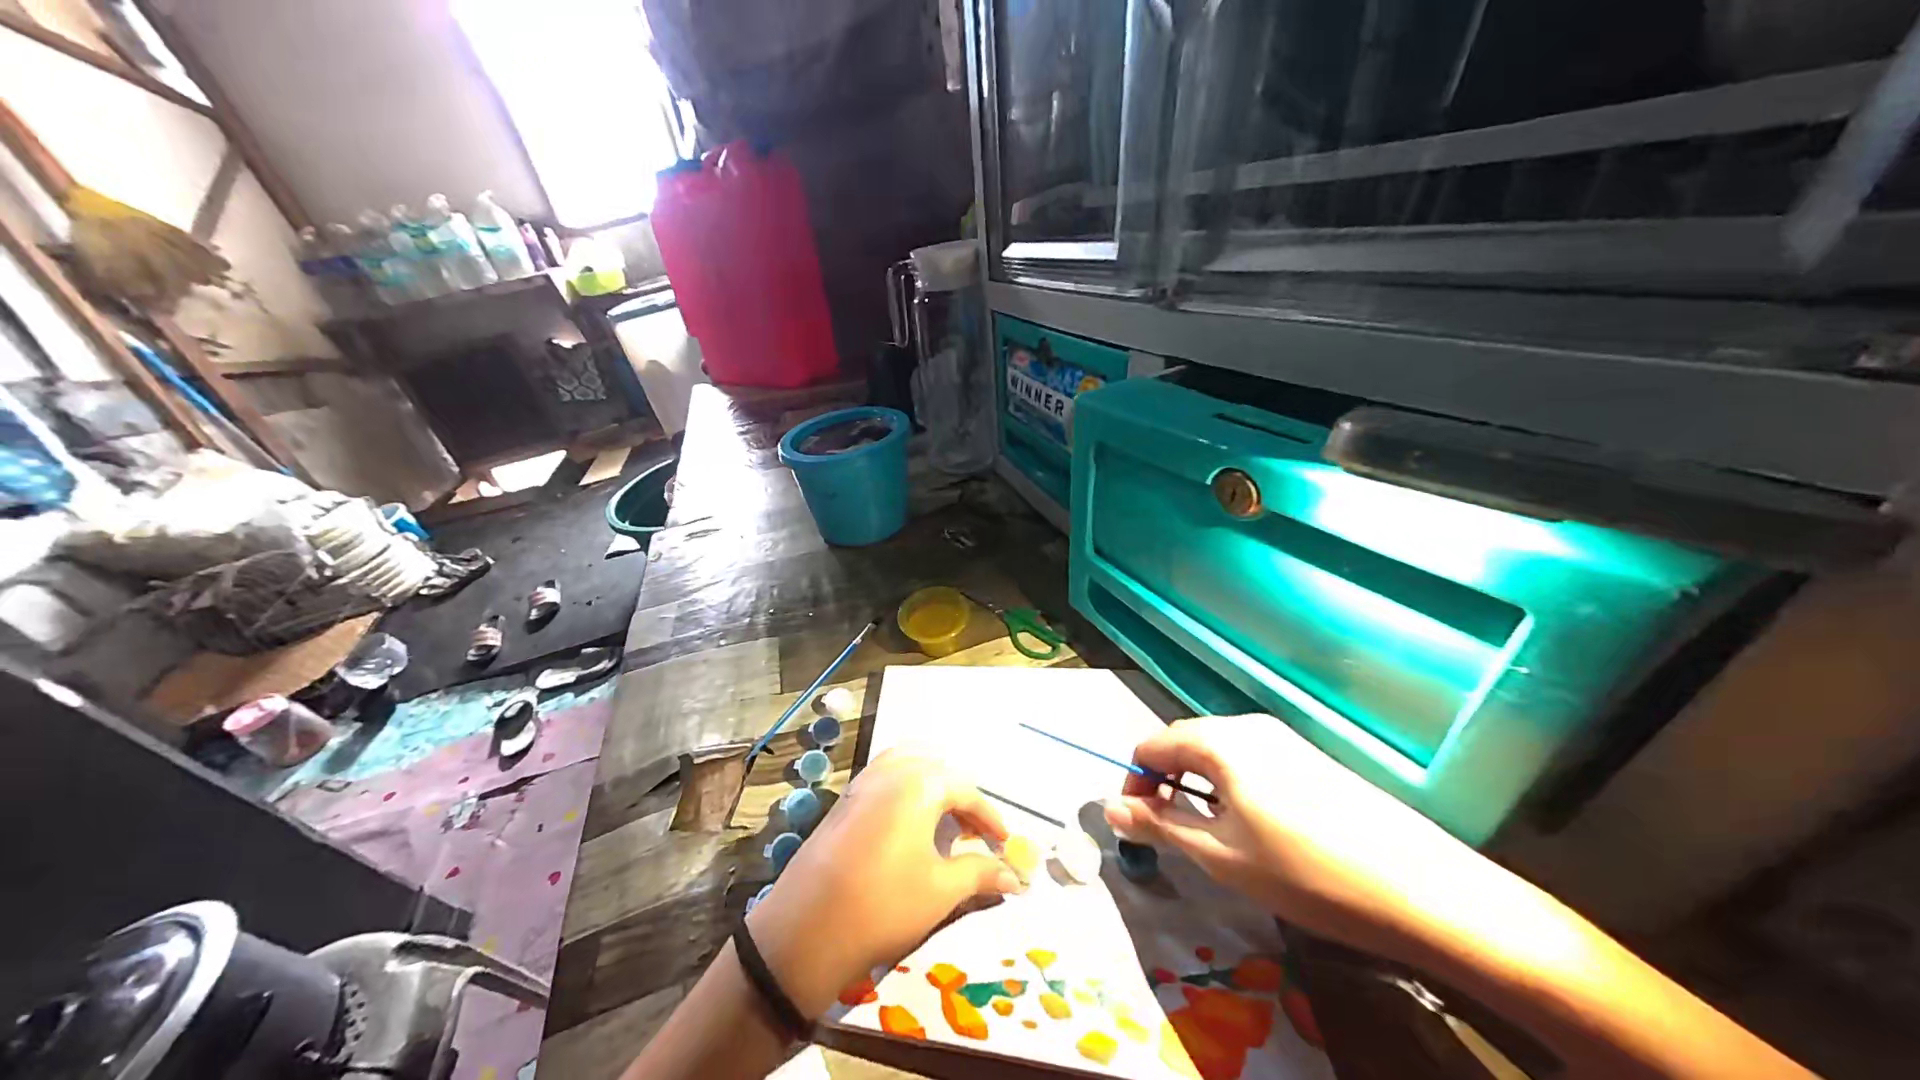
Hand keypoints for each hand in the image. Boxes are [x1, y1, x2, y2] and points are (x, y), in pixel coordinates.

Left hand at [747, 748, 1023, 1017]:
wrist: (807, 930)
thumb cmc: (884, 904)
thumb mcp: (941, 890)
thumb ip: (980, 873)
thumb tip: (1015, 876)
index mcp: (918, 784)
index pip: (965, 790)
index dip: (989, 817)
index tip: (1004, 843)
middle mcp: (889, 773)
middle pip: (935, 770)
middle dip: (960, 797)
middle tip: (973, 831)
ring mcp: (860, 785)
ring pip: (904, 766)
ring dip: (929, 785)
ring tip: (941, 818)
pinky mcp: (842, 803)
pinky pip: (882, 780)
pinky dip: (903, 790)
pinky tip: (906, 826)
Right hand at [1103, 715, 1495, 957]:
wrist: (1421, 888)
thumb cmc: (1305, 872)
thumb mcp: (1220, 856)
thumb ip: (1160, 826)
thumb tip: (1111, 810)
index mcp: (1220, 740)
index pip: (1151, 745)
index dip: (1135, 784)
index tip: (1137, 825)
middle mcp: (1248, 726)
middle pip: (1184, 743)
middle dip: (1163, 783)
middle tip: (1165, 832)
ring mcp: (1284, 740)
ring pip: (1217, 753)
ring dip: (1196, 786)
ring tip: (1206, 835)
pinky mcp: (1310, 758)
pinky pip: (1250, 761)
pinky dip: (1230, 787)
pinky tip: (1251, 828)